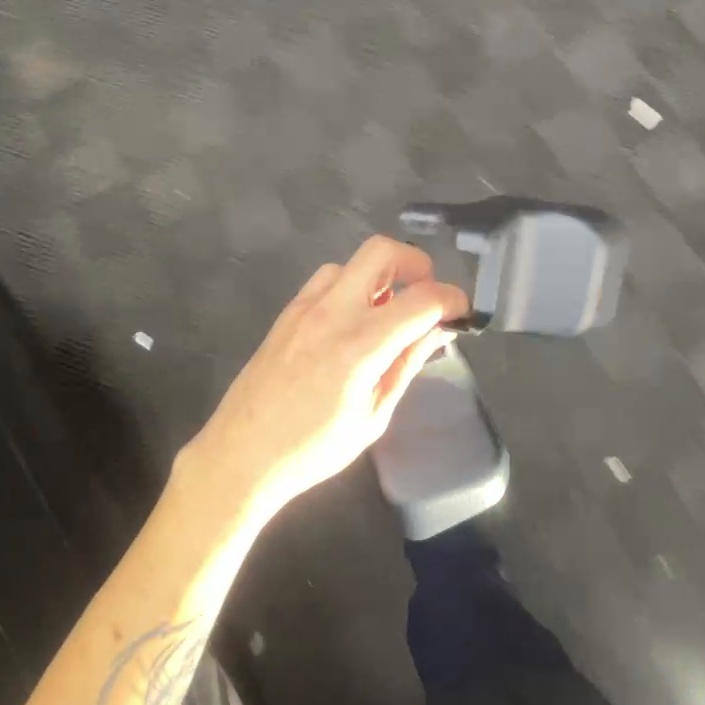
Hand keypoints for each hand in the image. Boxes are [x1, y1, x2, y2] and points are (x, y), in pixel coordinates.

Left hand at [184, 235, 470, 519]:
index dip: (452, 299)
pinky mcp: (286, 313)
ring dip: (379, 276)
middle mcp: (332, 313)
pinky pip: (326, 280)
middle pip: (381, 251)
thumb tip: (438, 333)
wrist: (243, 454)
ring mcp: (304, 308)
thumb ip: (406, 366)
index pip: (422, 299)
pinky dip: (350, 287)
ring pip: (351, 262)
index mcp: (360, 346)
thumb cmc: (314, 449)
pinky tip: (353, 323)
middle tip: (426, 296)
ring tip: (387, 315)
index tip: (461, 313)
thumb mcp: (373, 416)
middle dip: (415, 263)